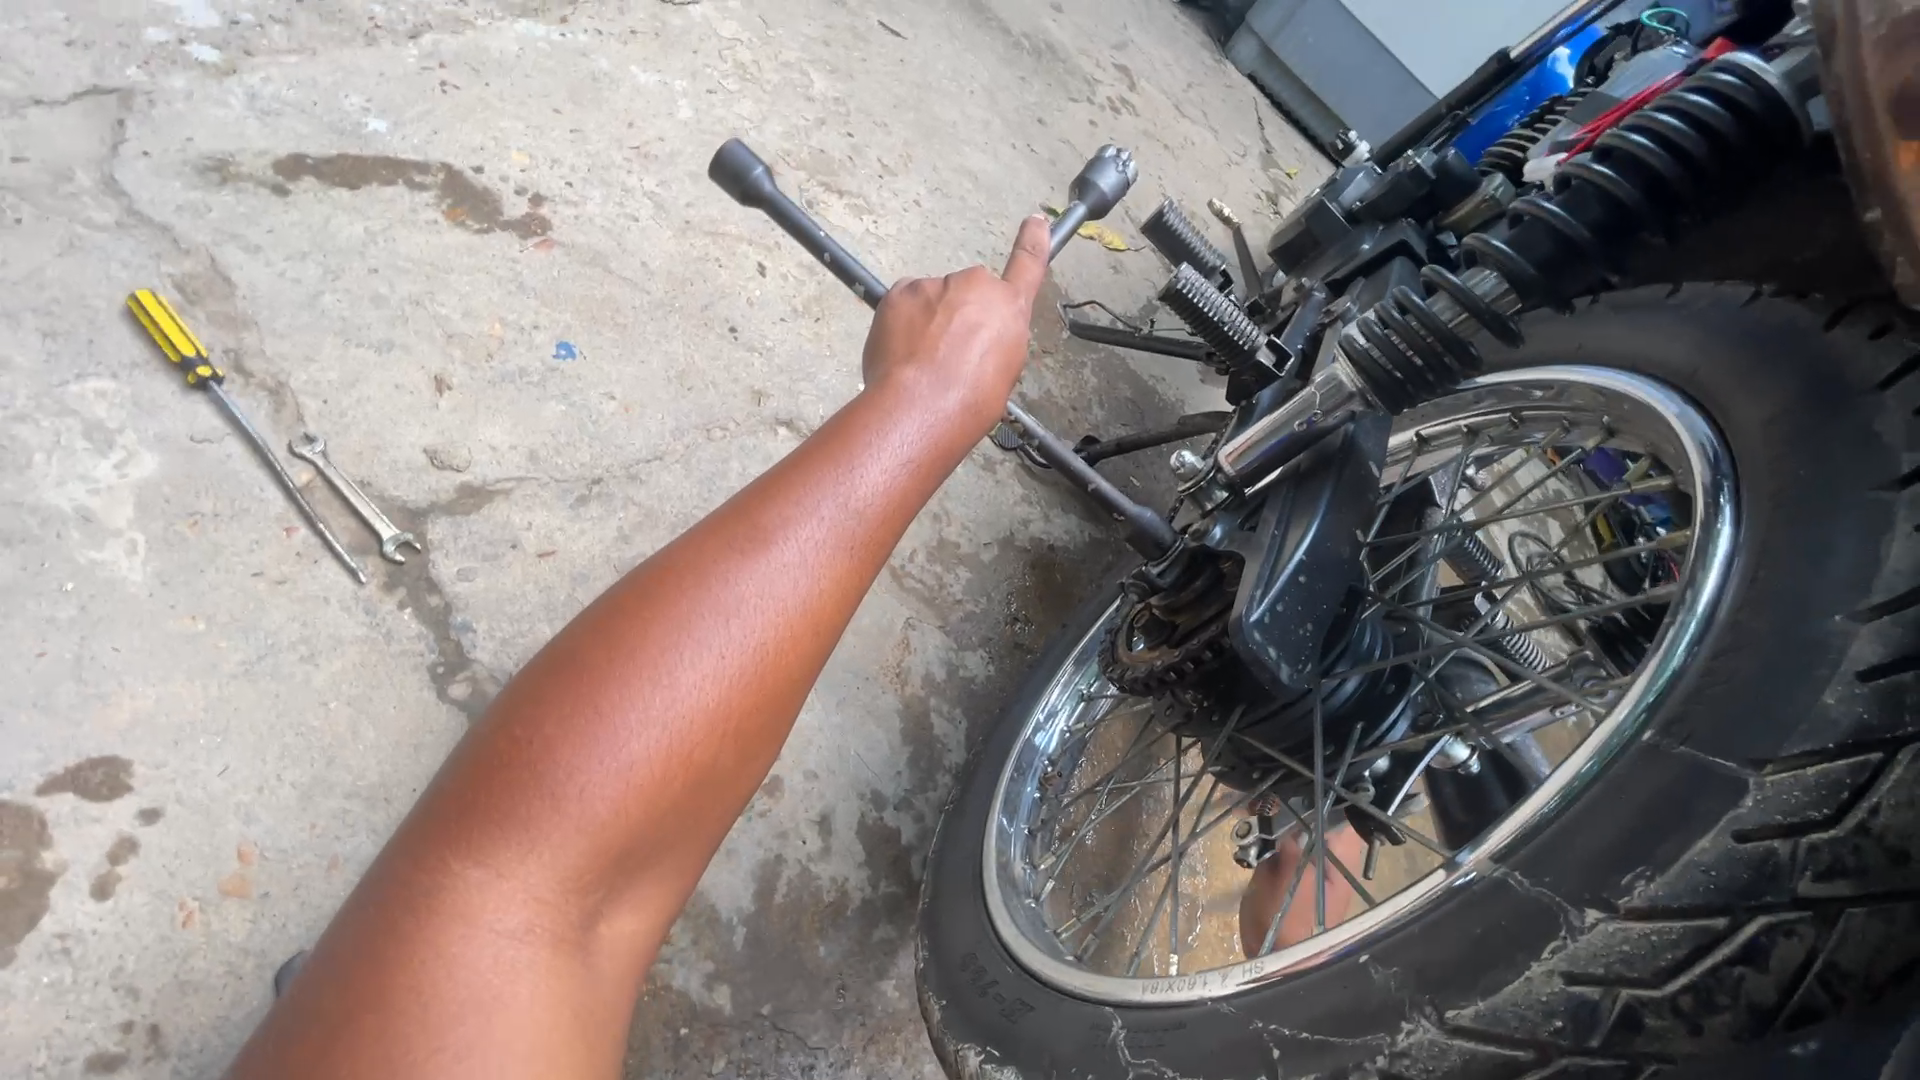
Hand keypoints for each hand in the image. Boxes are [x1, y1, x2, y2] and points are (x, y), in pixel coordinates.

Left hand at [860, 215, 1050, 434]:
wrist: (921, 407)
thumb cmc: (969, 402)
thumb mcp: (1003, 376)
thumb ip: (997, 343)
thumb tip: (979, 342)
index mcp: (1008, 309)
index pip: (1028, 265)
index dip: (1033, 242)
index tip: (1035, 222)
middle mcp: (974, 286)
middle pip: (966, 294)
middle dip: (958, 317)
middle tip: (948, 357)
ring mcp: (934, 285)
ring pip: (931, 301)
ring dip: (927, 324)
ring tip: (922, 365)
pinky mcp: (899, 293)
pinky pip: (903, 306)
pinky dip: (901, 326)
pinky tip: (902, 356)